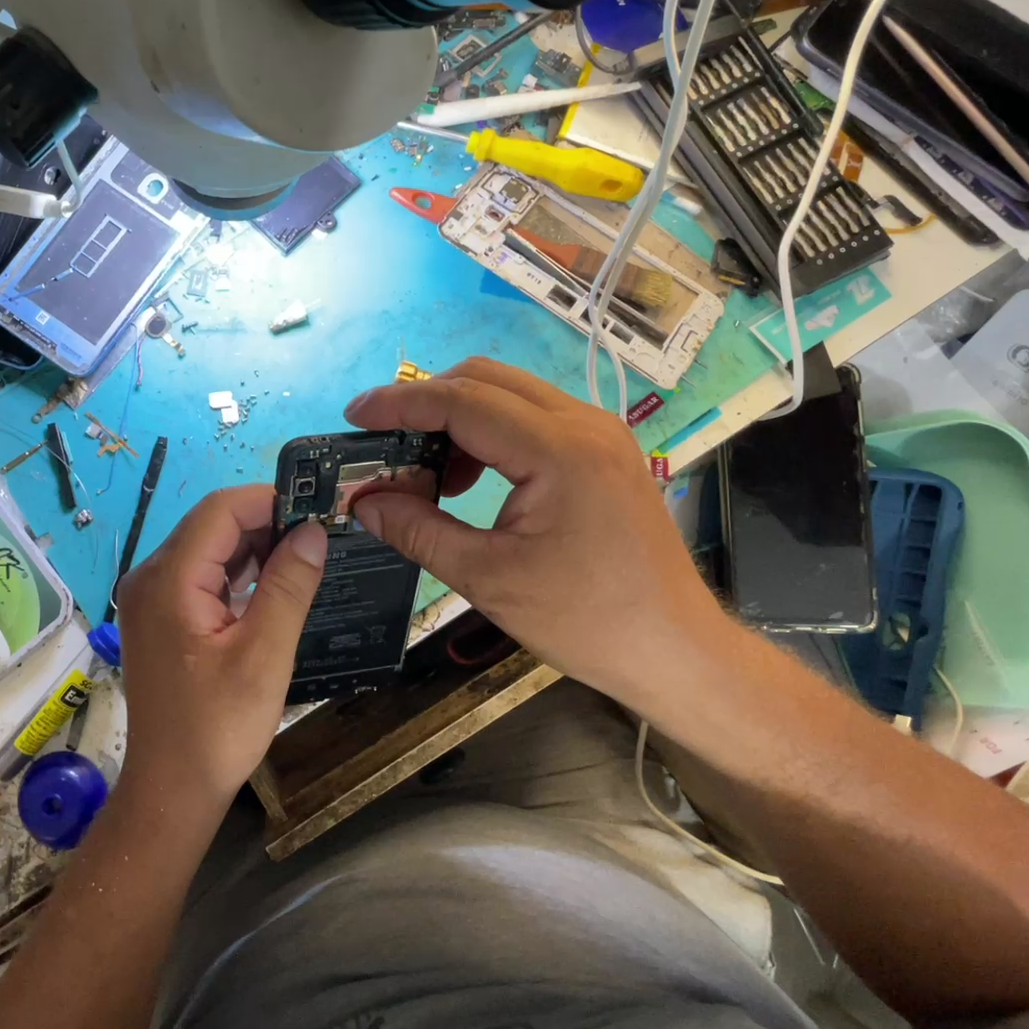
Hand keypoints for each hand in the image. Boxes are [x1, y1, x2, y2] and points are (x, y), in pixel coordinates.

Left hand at [115, 486, 327, 805]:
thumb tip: (314, 531)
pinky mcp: (160, 619)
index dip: (270, 501)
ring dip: (254, 549)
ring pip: (208, 551)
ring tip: (307, 557)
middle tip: (321, 536)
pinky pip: (201, 579)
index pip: (220, 511)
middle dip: (266, 524)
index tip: (318, 510)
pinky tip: (274, 585)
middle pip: (211, 526)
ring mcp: (151, 599)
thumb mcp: (264, 655)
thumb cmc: (218, 727)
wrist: (172, 789)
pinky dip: (238, 575)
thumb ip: (288, 586)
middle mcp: (150, 578)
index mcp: (168, 580)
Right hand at [343, 358, 726, 693]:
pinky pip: (531, 417)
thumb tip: (364, 502)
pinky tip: (468, 478)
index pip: (462, 401)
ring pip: (509, 393)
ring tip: (424, 472)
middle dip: (424, 402)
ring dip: (455, 417)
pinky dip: (487, 432)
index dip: (400, 403)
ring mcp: (599, 433)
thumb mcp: (488, 578)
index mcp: (559, 451)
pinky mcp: (602, 451)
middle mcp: (584, 424)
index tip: (354, 415)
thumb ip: (418, 530)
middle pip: (485, 379)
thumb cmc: (585, 620)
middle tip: (382, 441)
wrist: (674, 649)